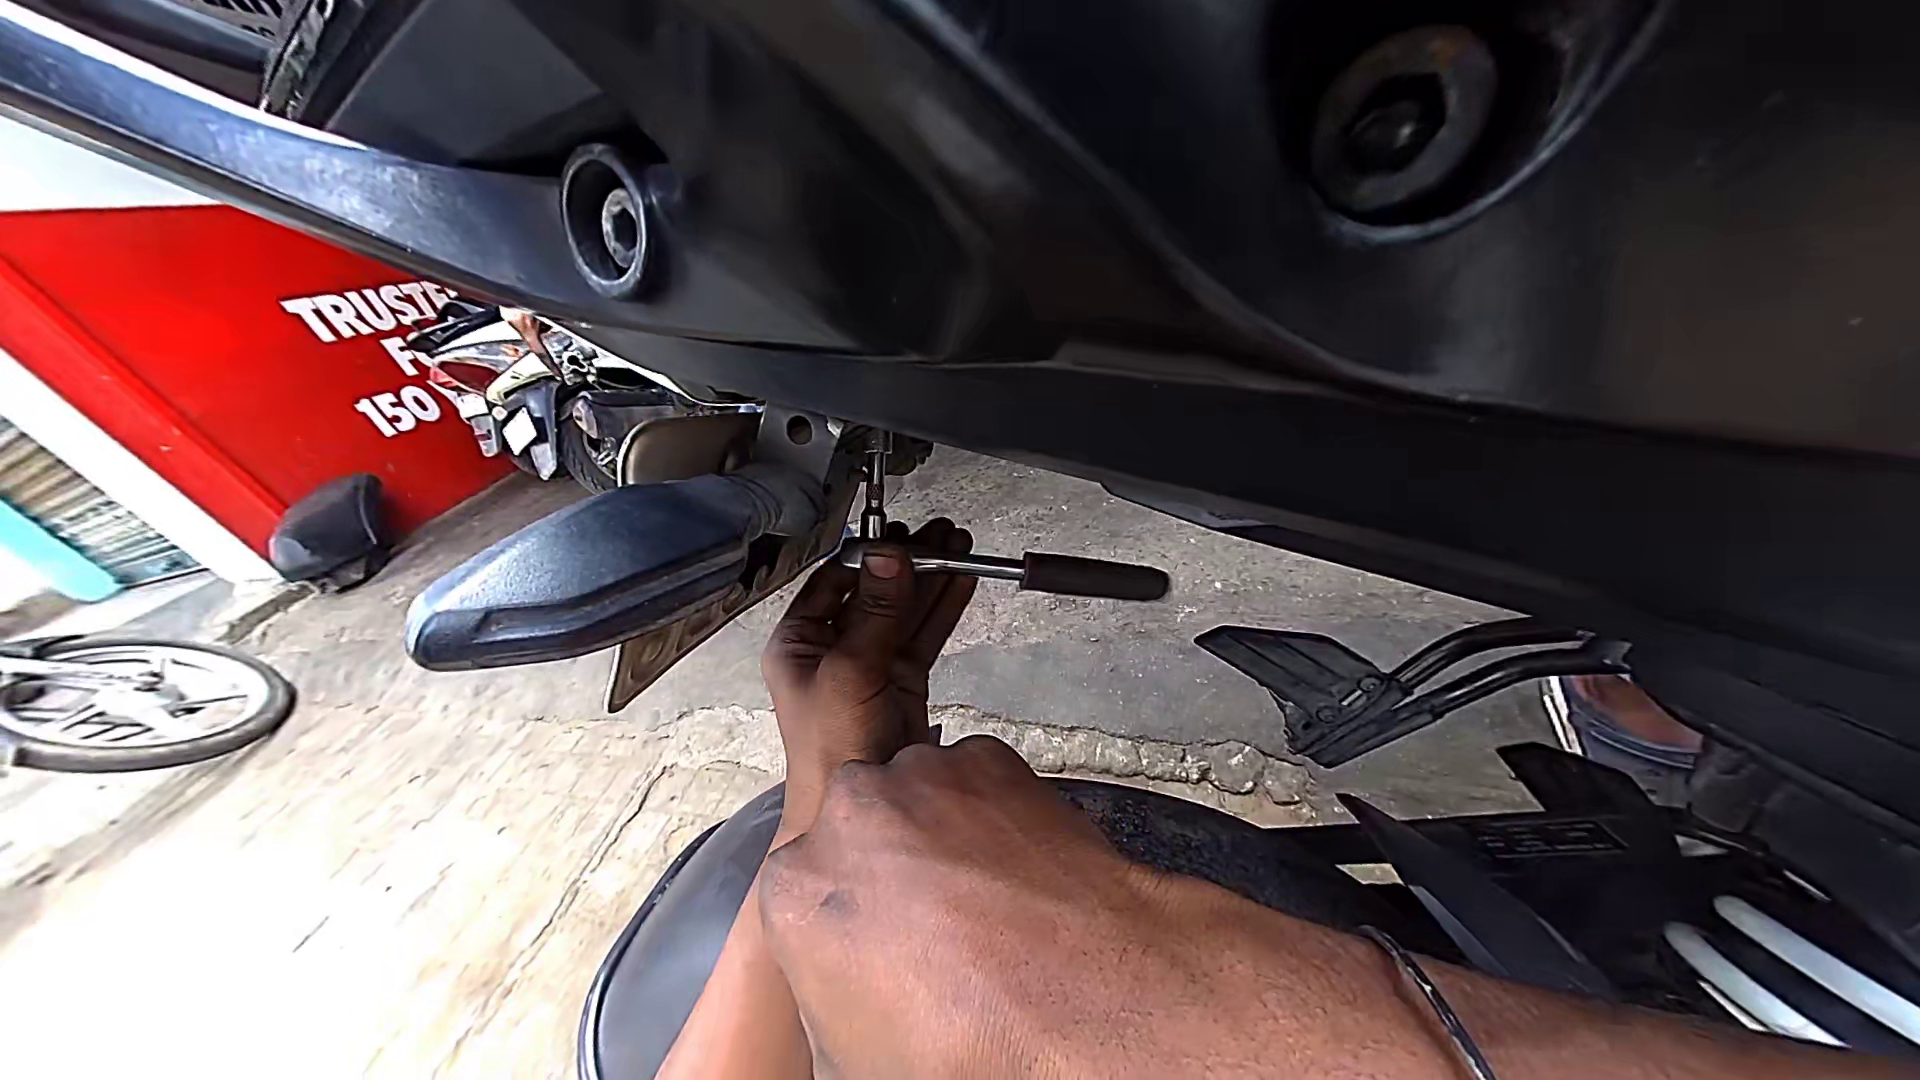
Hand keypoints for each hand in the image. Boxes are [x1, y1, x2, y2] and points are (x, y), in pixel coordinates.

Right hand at [758, 736, 1152, 1078]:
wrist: (1080, 1000)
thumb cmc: (959, 1048)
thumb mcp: (852, 1056)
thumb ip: (828, 986)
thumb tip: (850, 973)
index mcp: (796, 881)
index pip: (808, 881)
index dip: (850, 910)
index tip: (883, 932)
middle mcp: (850, 805)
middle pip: (861, 819)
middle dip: (887, 849)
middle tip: (937, 901)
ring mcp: (921, 770)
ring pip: (917, 788)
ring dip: (939, 820)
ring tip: (986, 879)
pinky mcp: (984, 754)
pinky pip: (975, 775)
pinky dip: (991, 803)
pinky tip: (1019, 855)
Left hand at [761, 518, 976, 831]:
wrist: (862, 808)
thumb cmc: (833, 747)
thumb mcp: (850, 671)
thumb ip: (874, 612)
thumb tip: (889, 556)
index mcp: (800, 641)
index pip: (835, 581)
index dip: (868, 556)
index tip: (902, 537)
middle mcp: (833, 647)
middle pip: (876, 591)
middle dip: (910, 563)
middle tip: (941, 536)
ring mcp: (871, 662)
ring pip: (905, 610)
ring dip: (932, 580)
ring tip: (959, 547)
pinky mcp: (902, 679)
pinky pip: (924, 634)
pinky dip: (943, 609)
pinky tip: (961, 583)